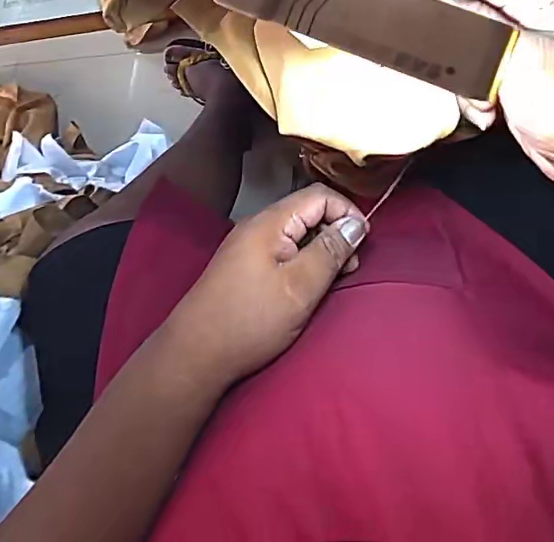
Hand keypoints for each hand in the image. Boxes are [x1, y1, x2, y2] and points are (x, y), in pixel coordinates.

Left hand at [158, 183, 368, 386]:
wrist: (191, 358)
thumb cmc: (249, 322)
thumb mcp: (300, 287)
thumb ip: (331, 250)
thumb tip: (357, 223)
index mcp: (270, 222)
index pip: (320, 195)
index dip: (347, 212)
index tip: (363, 242)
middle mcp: (257, 225)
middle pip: (308, 210)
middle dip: (335, 231)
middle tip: (350, 266)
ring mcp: (247, 244)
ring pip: (297, 230)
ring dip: (320, 248)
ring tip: (332, 279)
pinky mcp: (243, 264)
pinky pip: (283, 247)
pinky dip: (302, 259)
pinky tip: (306, 285)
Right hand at [439, 0, 553, 211]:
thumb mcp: (525, 62)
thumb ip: (476, 29)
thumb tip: (431, 3)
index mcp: (544, 1)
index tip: (423, 22)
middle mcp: (534, 21)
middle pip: (472, 13)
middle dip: (457, 46)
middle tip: (451, 72)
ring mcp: (526, 55)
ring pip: (471, 51)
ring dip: (465, 79)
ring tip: (481, 103)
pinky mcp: (520, 86)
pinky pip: (481, 79)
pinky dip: (476, 97)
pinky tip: (487, 116)